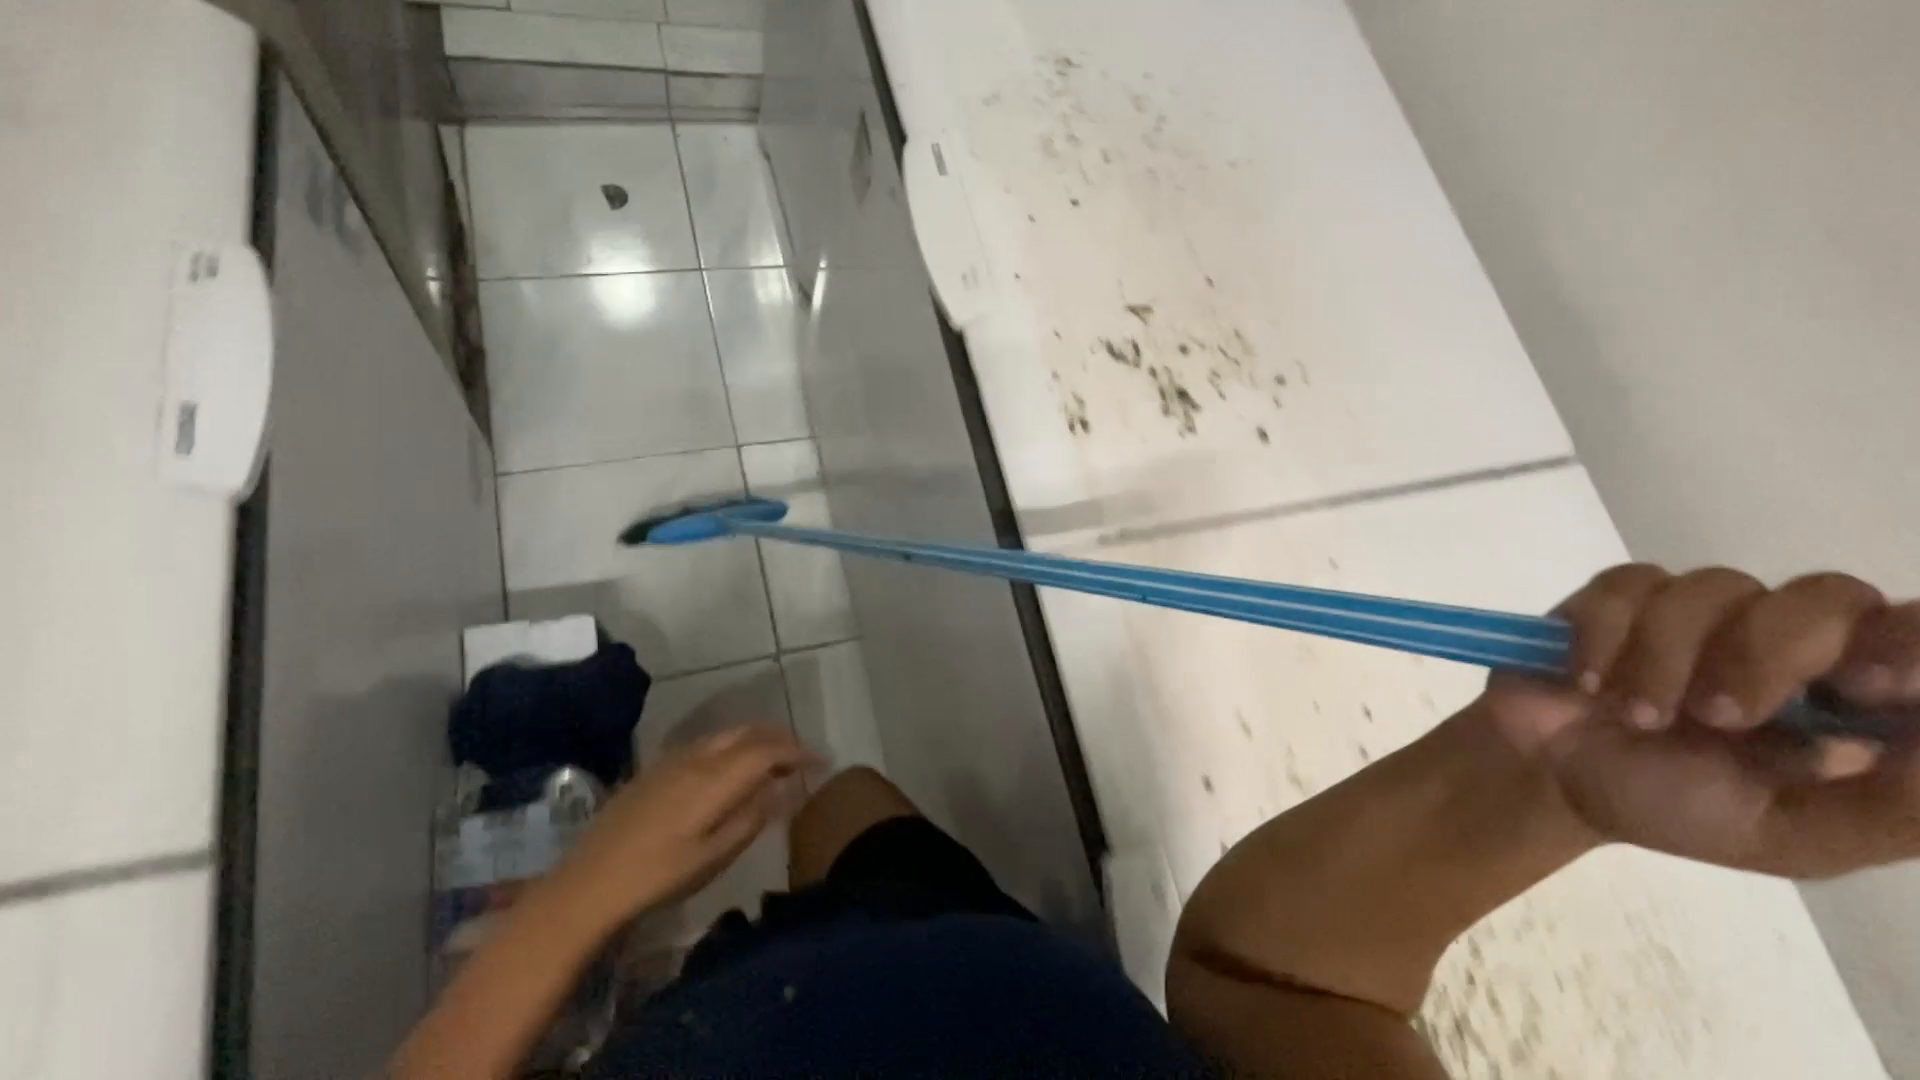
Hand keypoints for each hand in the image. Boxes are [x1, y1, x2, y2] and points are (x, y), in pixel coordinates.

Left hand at [548, 726, 818, 925]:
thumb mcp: (715, 856)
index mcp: (714, 779)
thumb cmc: (659, 877)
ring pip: (724, 736)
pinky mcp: (653, 771)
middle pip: (746, 733)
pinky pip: (704, 745)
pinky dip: (730, 747)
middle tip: (802, 757)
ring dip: (754, 740)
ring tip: (773, 760)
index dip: (798, 751)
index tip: (822, 762)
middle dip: (779, 739)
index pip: (767, 750)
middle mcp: (695, 759)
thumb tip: (784, 787)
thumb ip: (752, 816)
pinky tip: (729, 769)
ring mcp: (670, 762)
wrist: (588, 885)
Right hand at [1482, 564, 1919, 877]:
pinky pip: (1626, 589)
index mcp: (1844, 689)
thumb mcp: (1793, 837)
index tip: (1870, 687)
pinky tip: (1587, 683)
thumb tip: (1918, 745)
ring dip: (1666, 660)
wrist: (1551, 782)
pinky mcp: (1616, 597)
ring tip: (1634, 717)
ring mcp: (1695, 609)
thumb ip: (1887, 811)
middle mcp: (1782, 635)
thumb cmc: (1674, 808)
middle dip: (1768, 657)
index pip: (1915, 634)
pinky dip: (1605, 639)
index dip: (1907, 645)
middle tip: (1718, 718)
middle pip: (1825, 597)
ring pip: (1713, 588)